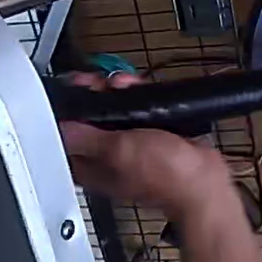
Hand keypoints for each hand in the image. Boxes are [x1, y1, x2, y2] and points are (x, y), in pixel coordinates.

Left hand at [57, 72, 233, 217]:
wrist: (203, 178)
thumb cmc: (165, 175)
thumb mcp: (117, 150)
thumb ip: (84, 137)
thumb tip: (58, 127)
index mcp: (92, 166)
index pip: (67, 135)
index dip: (67, 111)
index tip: (72, 92)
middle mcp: (111, 157)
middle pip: (92, 120)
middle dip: (95, 97)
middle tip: (99, 83)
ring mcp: (135, 147)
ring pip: (118, 113)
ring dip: (118, 94)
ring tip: (124, 83)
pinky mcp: (157, 138)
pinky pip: (143, 113)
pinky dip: (142, 99)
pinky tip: (144, 90)